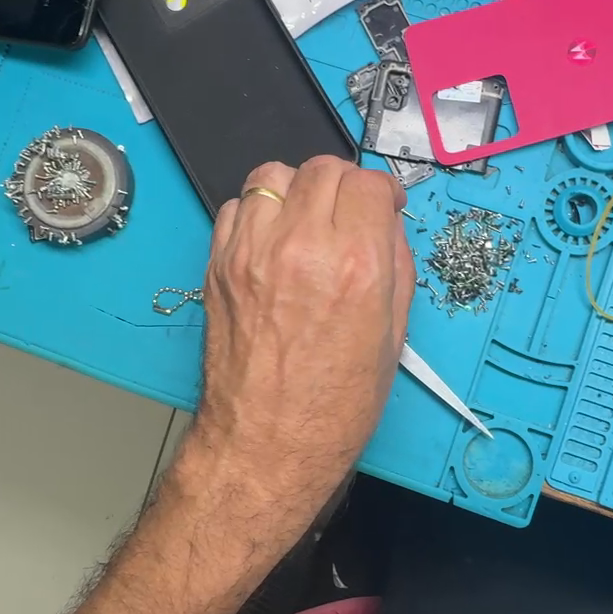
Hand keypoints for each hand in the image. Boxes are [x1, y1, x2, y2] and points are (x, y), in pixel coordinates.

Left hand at [181, 157, 412, 537]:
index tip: (384, 208)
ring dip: (298, 189)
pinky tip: (273, 242)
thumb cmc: (339, 405)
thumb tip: (383, 225)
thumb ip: (393, 266)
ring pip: (273, 174)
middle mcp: (302, 246)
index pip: (369, 183)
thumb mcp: (394, 337)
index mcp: (356, 265)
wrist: (267, 444)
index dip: (383, 192)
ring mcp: (252, 252)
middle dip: (344, 185)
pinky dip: (260, 212)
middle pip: (323, 168)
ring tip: (307, 222)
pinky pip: (237, 206)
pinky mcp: (218, 265)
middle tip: (349, 215)